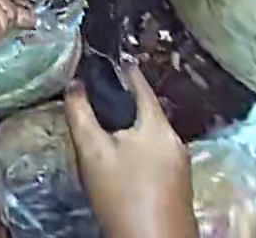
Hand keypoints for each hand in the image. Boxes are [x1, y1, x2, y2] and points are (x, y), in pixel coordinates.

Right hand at [65, 62, 196, 237]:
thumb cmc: (124, 196)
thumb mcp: (92, 151)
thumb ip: (80, 111)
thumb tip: (75, 83)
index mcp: (158, 125)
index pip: (138, 80)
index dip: (117, 65)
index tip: (97, 57)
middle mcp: (175, 140)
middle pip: (143, 107)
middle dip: (118, 101)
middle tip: (91, 99)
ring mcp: (180, 166)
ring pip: (147, 131)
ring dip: (126, 126)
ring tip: (99, 128)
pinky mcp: (178, 186)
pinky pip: (154, 151)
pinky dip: (135, 146)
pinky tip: (117, 158)